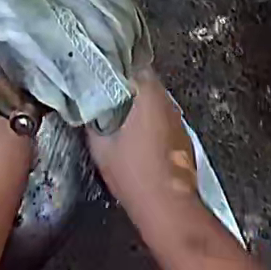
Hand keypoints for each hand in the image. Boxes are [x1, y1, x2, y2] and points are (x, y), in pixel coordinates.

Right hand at [85, 69, 203, 221]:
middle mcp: (167, 100)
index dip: (114, 64)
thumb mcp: (100, 146)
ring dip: (138, 100)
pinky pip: (163, 115)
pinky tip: (136, 130)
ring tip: (117, 108)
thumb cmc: (133, 173)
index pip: (132, 62)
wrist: (168, 207)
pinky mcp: (183, 135)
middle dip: (125, 81)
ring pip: (154, 98)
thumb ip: (93, 119)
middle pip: (144, 79)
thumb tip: (87, 107)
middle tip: (103, 87)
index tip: (99, 67)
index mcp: (147, 93)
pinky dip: (150, 117)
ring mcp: (178, 118)